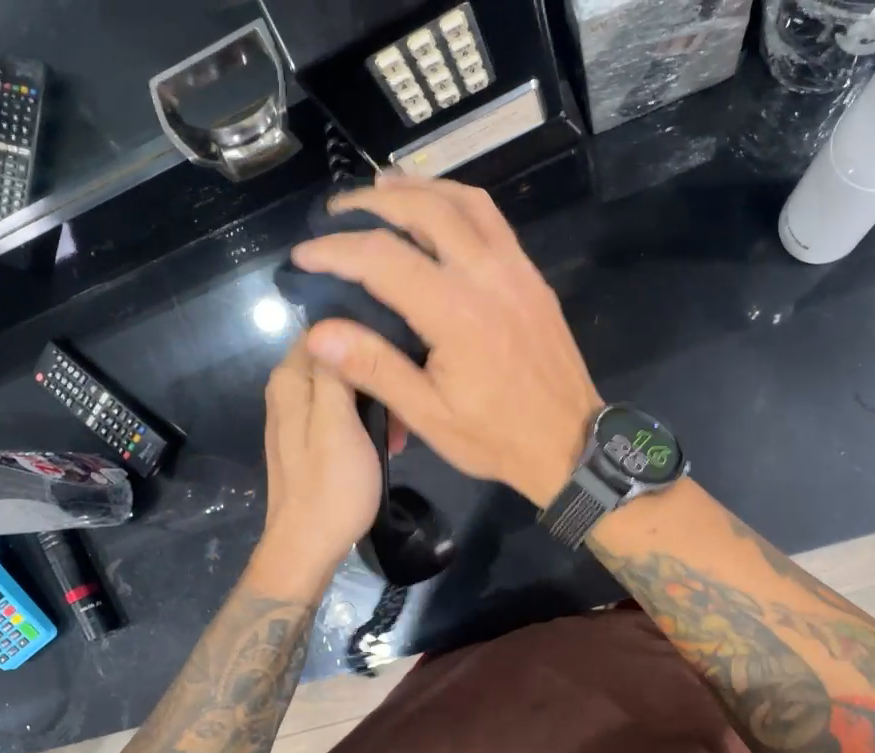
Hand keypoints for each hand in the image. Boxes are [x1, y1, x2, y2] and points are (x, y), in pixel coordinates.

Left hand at [250, 339, 382, 597]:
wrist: (308, 547)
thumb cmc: (331, 486)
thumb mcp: (339, 422)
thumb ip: (335, 373)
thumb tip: (335, 326)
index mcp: (290, 380)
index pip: (326, 329)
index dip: (364, 335)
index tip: (399, 353)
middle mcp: (286, 391)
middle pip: (337, 360)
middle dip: (373, 375)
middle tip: (405, 404)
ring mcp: (295, 418)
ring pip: (342, 390)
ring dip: (374, 403)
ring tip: (399, 432)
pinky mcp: (306, 442)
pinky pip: (339, 415)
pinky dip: (363, 424)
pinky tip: (383, 444)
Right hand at [291, 175, 603, 508]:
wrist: (570, 443)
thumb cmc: (495, 437)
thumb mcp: (429, 416)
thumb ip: (374, 368)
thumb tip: (317, 332)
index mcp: (457, 313)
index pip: (383, 258)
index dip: (336, 250)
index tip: (303, 255)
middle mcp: (487, 275)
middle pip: (424, 209)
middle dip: (371, 203)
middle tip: (334, 214)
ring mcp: (516, 268)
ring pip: (464, 201)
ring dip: (417, 188)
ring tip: (379, 192)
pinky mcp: (531, 274)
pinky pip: (491, 217)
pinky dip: (454, 201)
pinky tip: (434, 211)